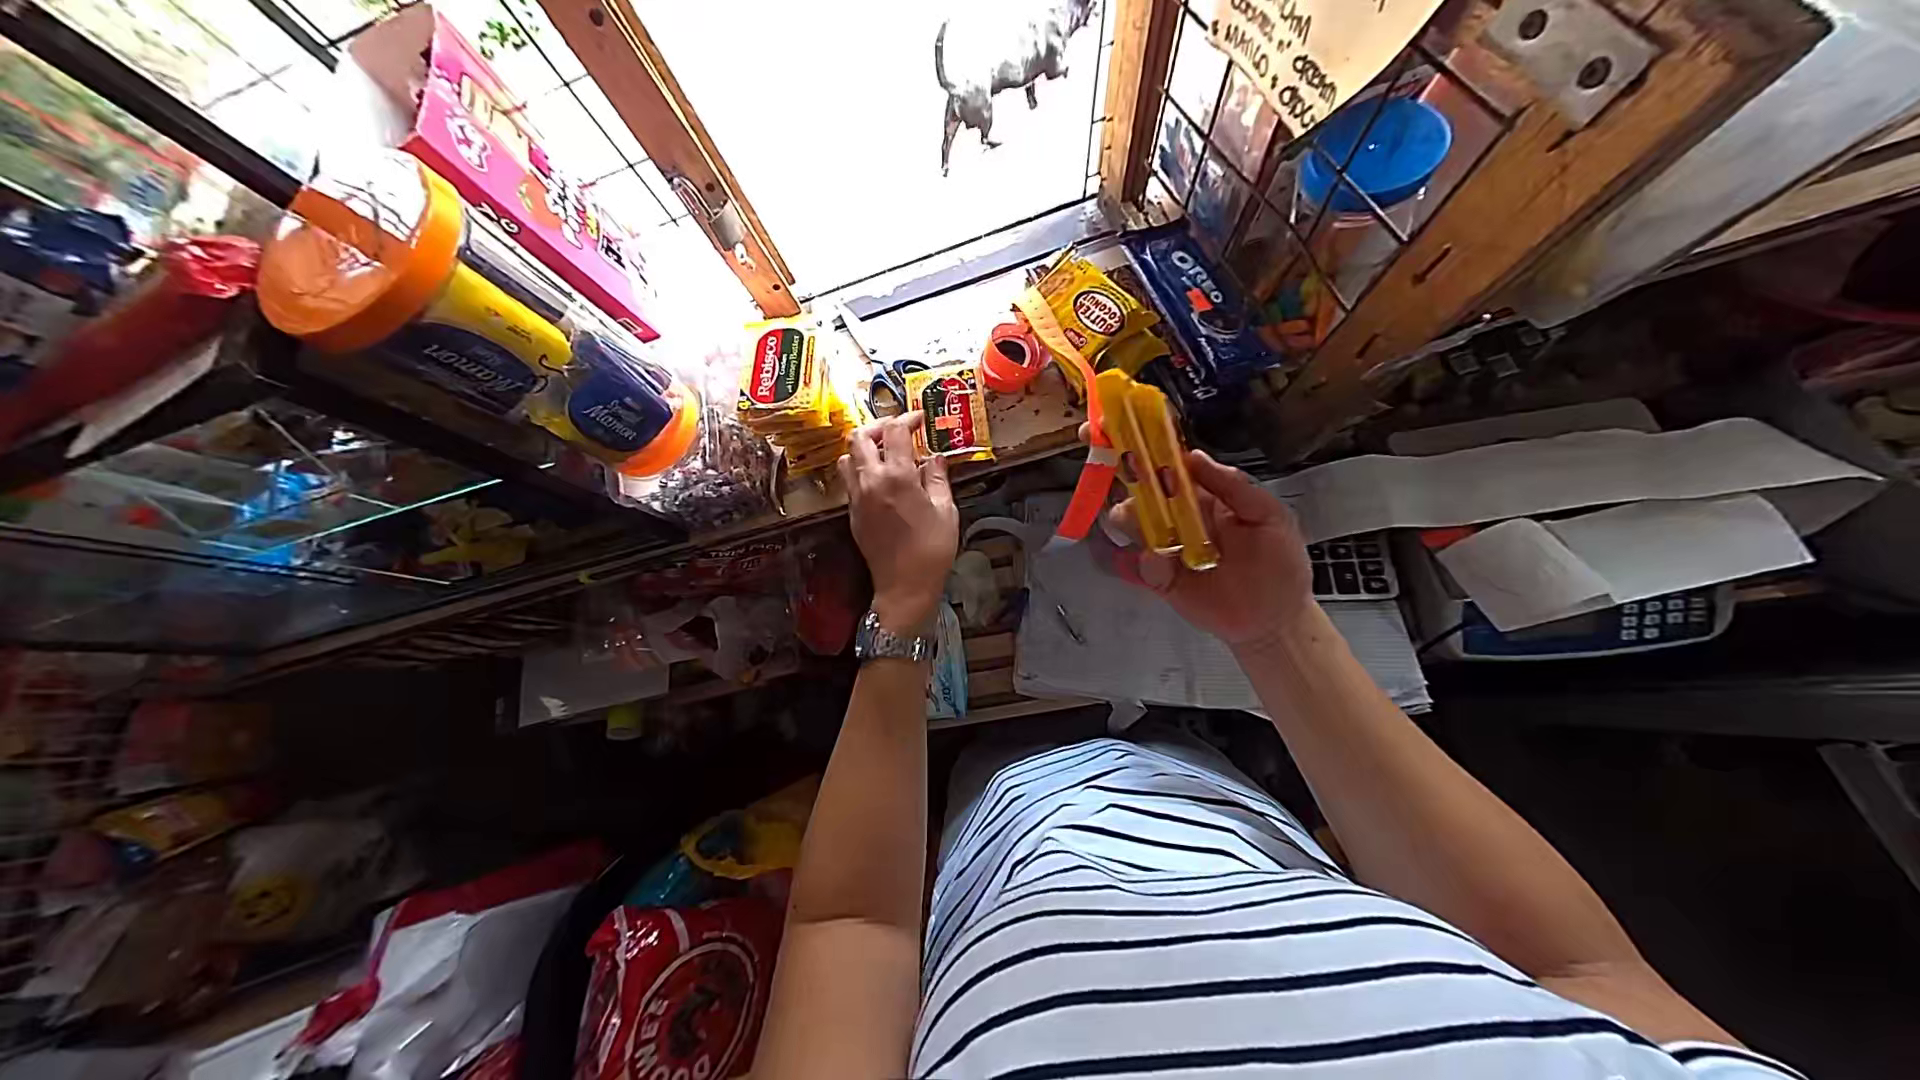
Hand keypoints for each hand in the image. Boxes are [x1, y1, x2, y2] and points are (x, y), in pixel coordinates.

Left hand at [839, 411, 957, 631]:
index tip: (920, 420)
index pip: (894, 430)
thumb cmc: (932, 549)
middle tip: (898, 431)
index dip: (908, 418)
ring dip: (864, 448)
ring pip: (847, 456)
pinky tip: (880, 479)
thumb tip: (935, 457)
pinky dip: (860, 469)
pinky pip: (848, 479)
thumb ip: (938, 478)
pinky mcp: (851, 512)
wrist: (904, 586)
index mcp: (897, 476)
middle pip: (860, 436)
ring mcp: (856, 497)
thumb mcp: (945, 510)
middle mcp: (870, 481)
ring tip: (885, 454)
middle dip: (879, 427)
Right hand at [1110, 448, 1315, 651]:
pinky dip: (1146, 563)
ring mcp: (1166, 547)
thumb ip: (1234, 486)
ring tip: (1142, 524)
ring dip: (1130, 520)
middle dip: (1123, 479)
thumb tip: (1194, 457)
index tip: (1128, 436)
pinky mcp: (1160, 579)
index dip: (1147, 451)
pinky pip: (1141, 565)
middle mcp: (1179, 517)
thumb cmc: (1280, 564)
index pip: (1170, 468)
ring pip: (1133, 525)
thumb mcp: (1269, 516)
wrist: (1276, 620)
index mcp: (1203, 497)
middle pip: (1141, 492)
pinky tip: (1165, 567)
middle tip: (1121, 472)